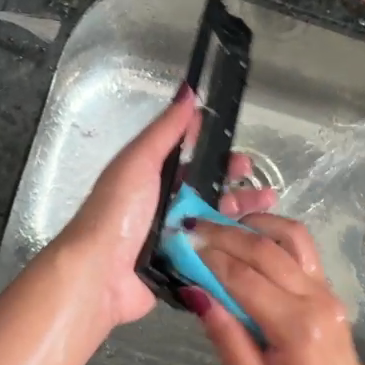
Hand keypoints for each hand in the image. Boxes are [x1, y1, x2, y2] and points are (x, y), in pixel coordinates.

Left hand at [51, 88, 274, 328]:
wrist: (99, 274)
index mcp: (148, 177)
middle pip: (205, 193)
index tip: (244, 158)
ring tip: (265, 214)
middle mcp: (159, 207)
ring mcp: (169, 240)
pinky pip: (208, 256)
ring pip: (212, 224)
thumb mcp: (140, 160)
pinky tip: (254, 244)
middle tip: (262, 189)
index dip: (217, 156)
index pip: (190, 160)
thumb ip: (166, 129)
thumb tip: (189, 89)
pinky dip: (230, 250)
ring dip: (239, 217)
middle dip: (235, 189)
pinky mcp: (177, 270)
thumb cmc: (119, 211)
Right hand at [188, 215, 364, 364]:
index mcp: (296, 327)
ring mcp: (326, 290)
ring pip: (291, 236)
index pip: (244, 278)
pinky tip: (249, 237)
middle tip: (191, 225)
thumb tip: (197, 294)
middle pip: (266, 249)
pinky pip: (301, 248)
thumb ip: (227, 341)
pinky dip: (273, 233)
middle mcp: (315, 299)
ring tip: (221, 224)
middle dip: (224, 233)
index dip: (210, 257)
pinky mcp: (328, 290)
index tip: (181, 243)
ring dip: (254, 224)